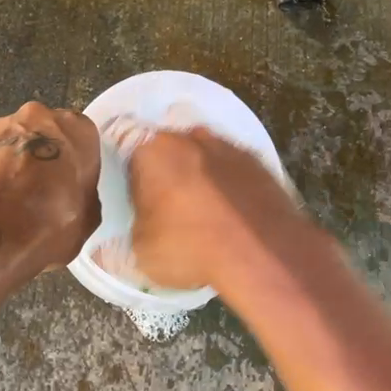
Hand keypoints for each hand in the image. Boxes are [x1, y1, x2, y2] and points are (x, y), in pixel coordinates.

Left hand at [0, 102, 100, 275]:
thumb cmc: (47, 225)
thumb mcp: (86, 221)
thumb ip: (83, 197)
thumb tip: (74, 199)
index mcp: (74, 129)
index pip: (81, 138)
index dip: (73, 164)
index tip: (68, 187)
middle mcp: (33, 117)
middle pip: (41, 134)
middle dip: (39, 158)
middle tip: (36, 194)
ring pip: (6, 143)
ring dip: (6, 164)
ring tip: (1, 204)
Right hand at [117, 125, 308, 290]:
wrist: (259, 250)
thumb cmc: (188, 246)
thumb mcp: (142, 251)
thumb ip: (137, 229)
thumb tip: (138, 231)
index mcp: (151, 152)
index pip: (132, 159)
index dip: (136, 184)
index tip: (142, 206)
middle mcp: (188, 138)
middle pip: (171, 152)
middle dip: (170, 175)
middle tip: (172, 210)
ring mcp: (227, 146)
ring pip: (205, 158)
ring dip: (202, 178)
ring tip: (207, 215)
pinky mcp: (258, 162)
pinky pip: (234, 171)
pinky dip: (231, 187)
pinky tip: (234, 215)